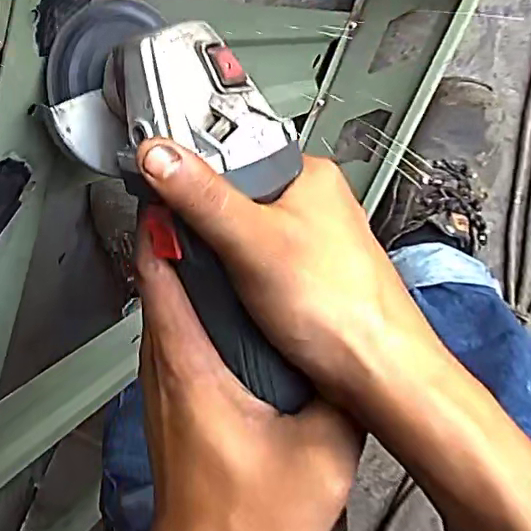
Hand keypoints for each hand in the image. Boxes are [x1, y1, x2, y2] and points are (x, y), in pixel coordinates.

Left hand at [131, 206, 363, 530]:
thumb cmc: (249, 511)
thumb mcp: (321, 452)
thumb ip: (338, 398)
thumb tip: (351, 361)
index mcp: (186, 360)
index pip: (158, 278)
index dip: (162, 233)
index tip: (174, 200)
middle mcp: (161, 361)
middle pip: (156, 285)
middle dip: (176, 246)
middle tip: (208, 215)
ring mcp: (158, 377)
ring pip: (161, 309)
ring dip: (182, 278)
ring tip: (220, 254)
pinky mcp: (165, 394)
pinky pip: (169, 335)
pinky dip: (186, 311)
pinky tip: (221, 316)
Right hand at [133, 140, 448, 409]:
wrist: (381, 383)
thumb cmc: (347, 315)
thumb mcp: (252, 241)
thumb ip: (200, 195)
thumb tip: (157, 154)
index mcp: (304, 176)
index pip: (222, 147)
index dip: (181, 163)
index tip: (148, 177)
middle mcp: (302, 200)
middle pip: (218, 184)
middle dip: (187, 207)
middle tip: (171, 228)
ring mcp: (295, 235)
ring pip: (224, 219)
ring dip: (201, 237)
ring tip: (196, 255)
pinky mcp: (287, 266)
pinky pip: (234, 248)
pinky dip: (217, 260)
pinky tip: (216, 276)